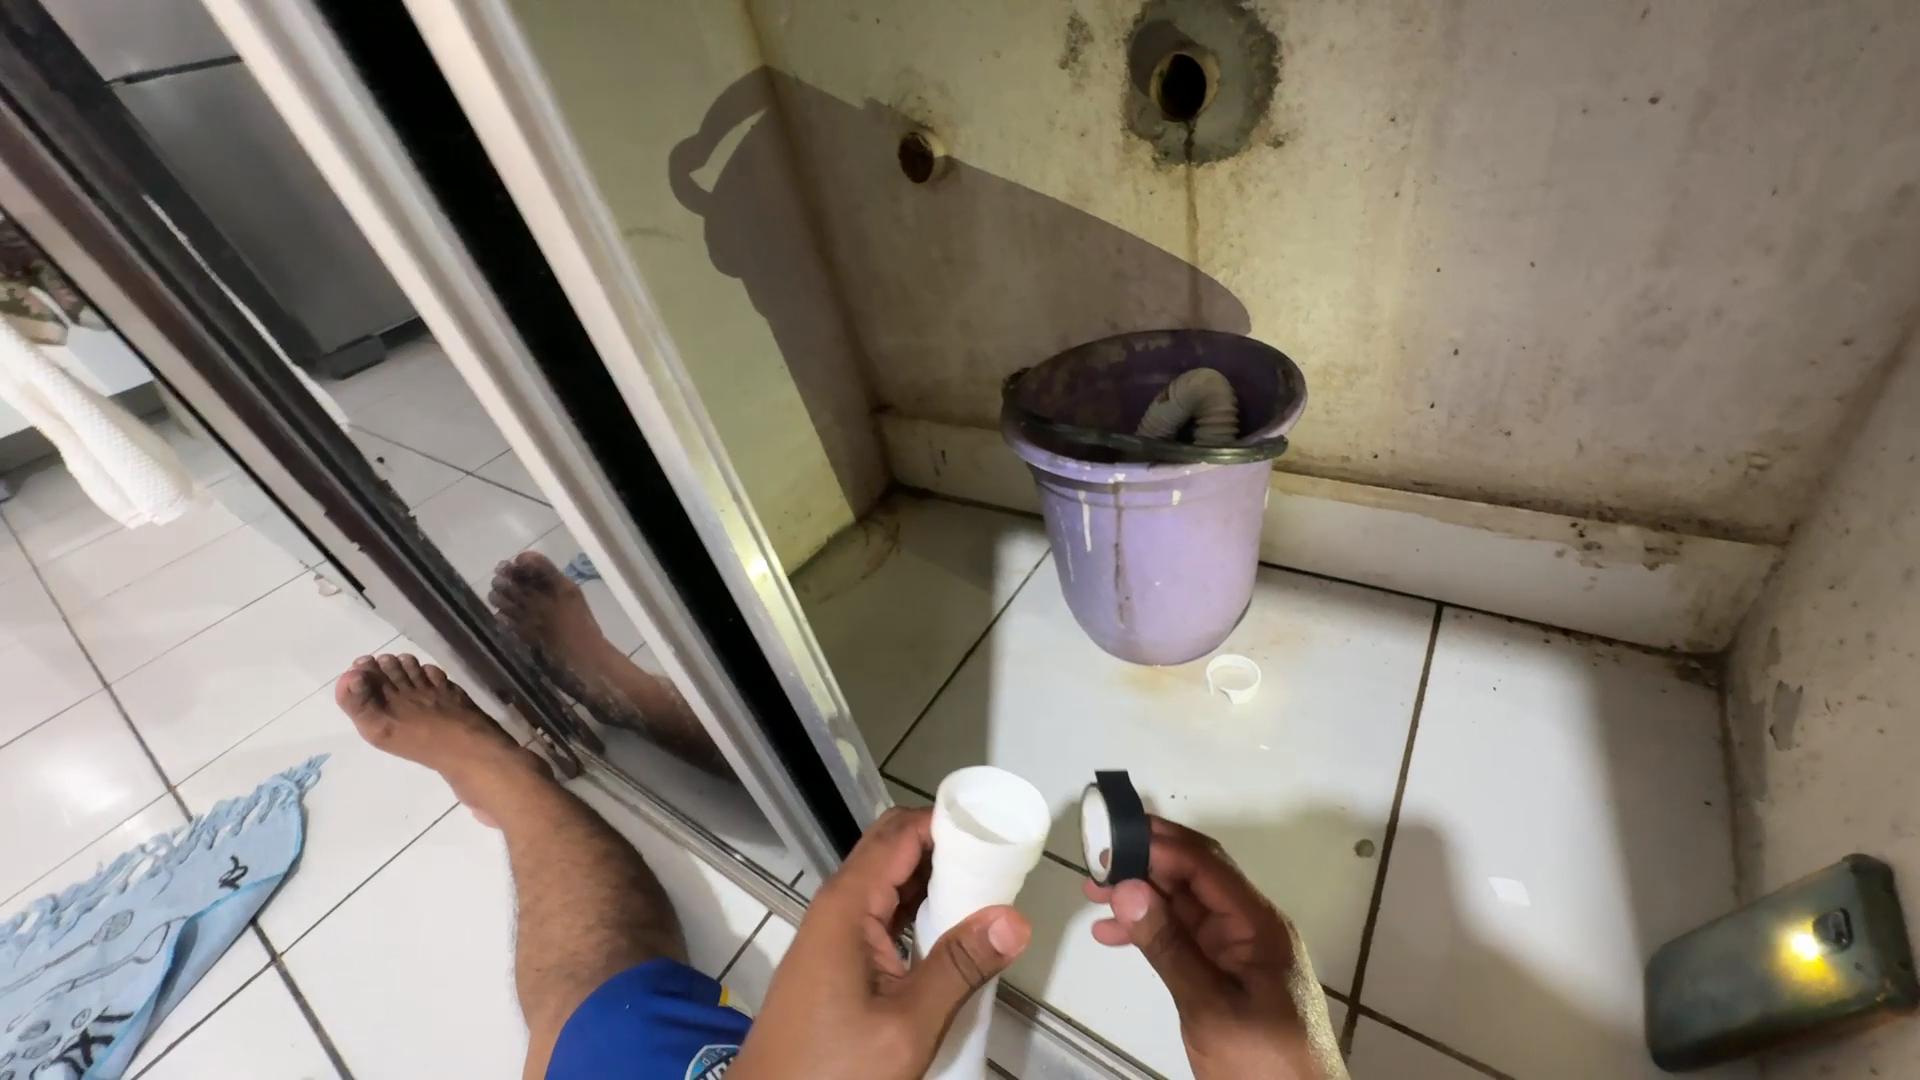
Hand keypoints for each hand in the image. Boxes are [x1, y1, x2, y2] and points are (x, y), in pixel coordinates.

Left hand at [730, 807, 1032, 1079]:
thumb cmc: (834, 1069)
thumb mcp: (906, 1025)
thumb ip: (960, 967)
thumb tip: (1015, 919)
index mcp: (849, 902)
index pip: (900, 833)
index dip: (944, 821)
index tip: (991, 827)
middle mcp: (838, 903)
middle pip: (892, 847)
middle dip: (942, 843)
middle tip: (993, 855)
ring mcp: (835, 930)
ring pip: (888, 878)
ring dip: (932, 875)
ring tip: (984, 884)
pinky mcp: (838, 956)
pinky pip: (882, 909)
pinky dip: (917, 905)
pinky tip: (950, 924)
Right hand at [1083, 817, 1323, 1079]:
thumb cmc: (1266, 1064)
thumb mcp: (1212, 1008)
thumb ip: (1168, 947)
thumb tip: (1126, 888)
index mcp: (1257, 923)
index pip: (1204, 864)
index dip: (1158, 845)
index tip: (1112, 840)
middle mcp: (1247, 925)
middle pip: (1191, 874)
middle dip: (1143, 862)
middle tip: (1096, 860)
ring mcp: (1234, 948)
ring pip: (1180, 902)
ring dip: (1139, 894)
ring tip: (1093, 894)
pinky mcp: (1221, 971)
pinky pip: (1179, 934)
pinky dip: (1146, 929)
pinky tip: (1111, 933)